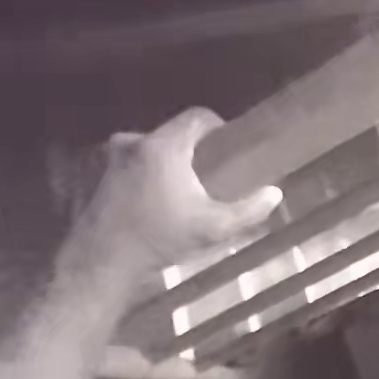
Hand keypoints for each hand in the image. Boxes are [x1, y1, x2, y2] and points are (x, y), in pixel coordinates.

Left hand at [61, 108, 282, 303]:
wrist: (103, 261)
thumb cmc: (161, 239)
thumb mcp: (215, 229)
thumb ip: (250, 210)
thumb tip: (275, 194)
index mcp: (165, 146)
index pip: (198, 116)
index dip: (219, 127)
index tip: (232, 147)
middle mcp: (137, 141)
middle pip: (177, 131)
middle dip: (198, 148)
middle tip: (215, 173)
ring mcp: (116, 157)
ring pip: (157, 146)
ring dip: (175, 160)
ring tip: (190, 188)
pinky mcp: (105, 173)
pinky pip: (139, 161)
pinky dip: (154, 172)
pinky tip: (163, 200)